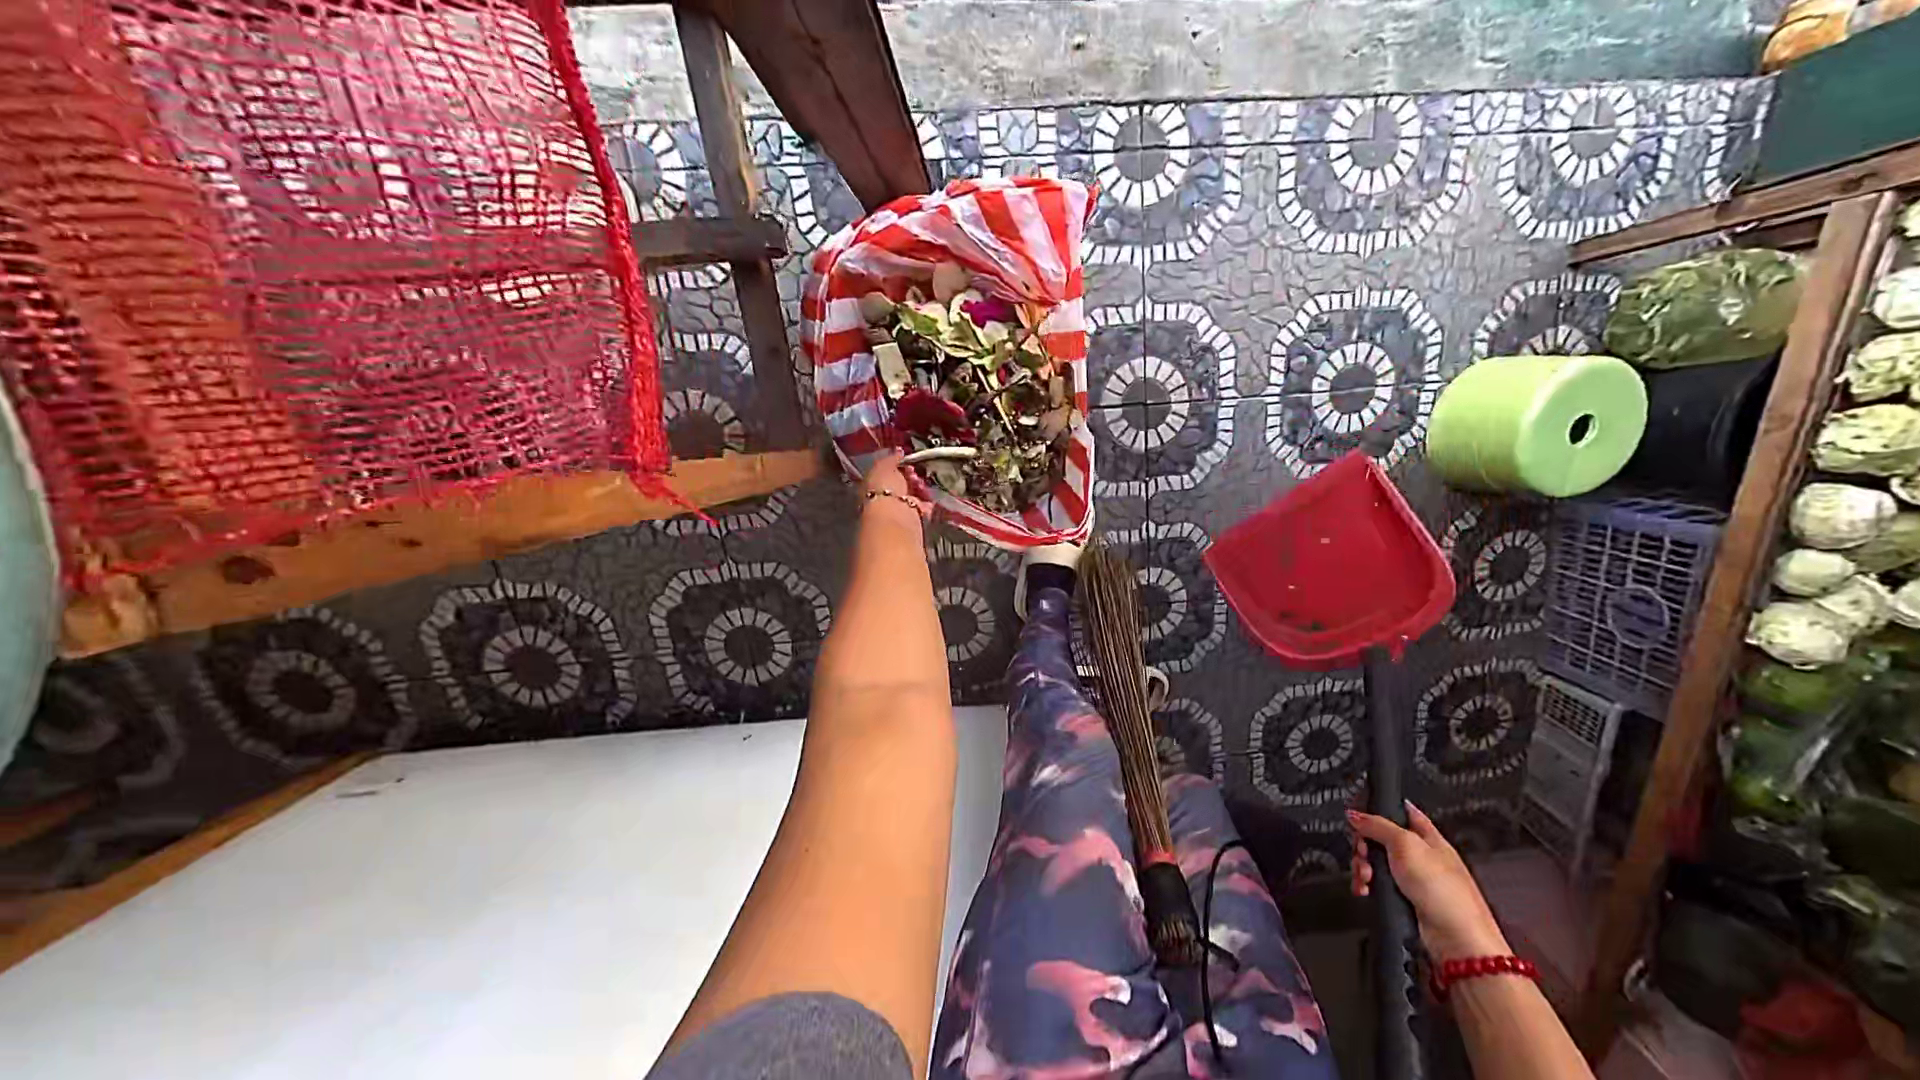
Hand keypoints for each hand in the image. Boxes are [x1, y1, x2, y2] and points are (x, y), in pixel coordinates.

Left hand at [861, 452, 931, 520]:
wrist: (895, 514)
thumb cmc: (884, 487)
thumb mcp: (884, 466)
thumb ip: (891, 458)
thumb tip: (898, 451)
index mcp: (871, 485)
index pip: (885, 472)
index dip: (896, 464)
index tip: (905, 459)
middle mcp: (883, 498)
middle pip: (901, 483)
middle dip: (910, 475)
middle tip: (913, 472)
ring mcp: (899, 509)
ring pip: (913, 493)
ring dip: (919, 486)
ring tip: (920, 484)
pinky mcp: (913, 518)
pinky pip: (923, 505)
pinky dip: (926, 499)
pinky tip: (926, 495)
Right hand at [1348, 802, 1508, 961]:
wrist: (1456, 940)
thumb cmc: (1447, 893)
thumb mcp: (1406, 845)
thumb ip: (1378, 825)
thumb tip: (1356, 814)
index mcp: (1428, 837)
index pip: (1401, 811)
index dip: (1380, 809)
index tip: (1362, 814)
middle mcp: (1419, 856)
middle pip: (1379, 838)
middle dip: (1364, 845)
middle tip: (1364, 852)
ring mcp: (1411, 878)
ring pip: (1374, 862)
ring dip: (1363, 867)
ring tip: (1368, 876)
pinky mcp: (1403, 898)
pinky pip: (1375, 884)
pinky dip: (1366, 885)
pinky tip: (1367, 888)